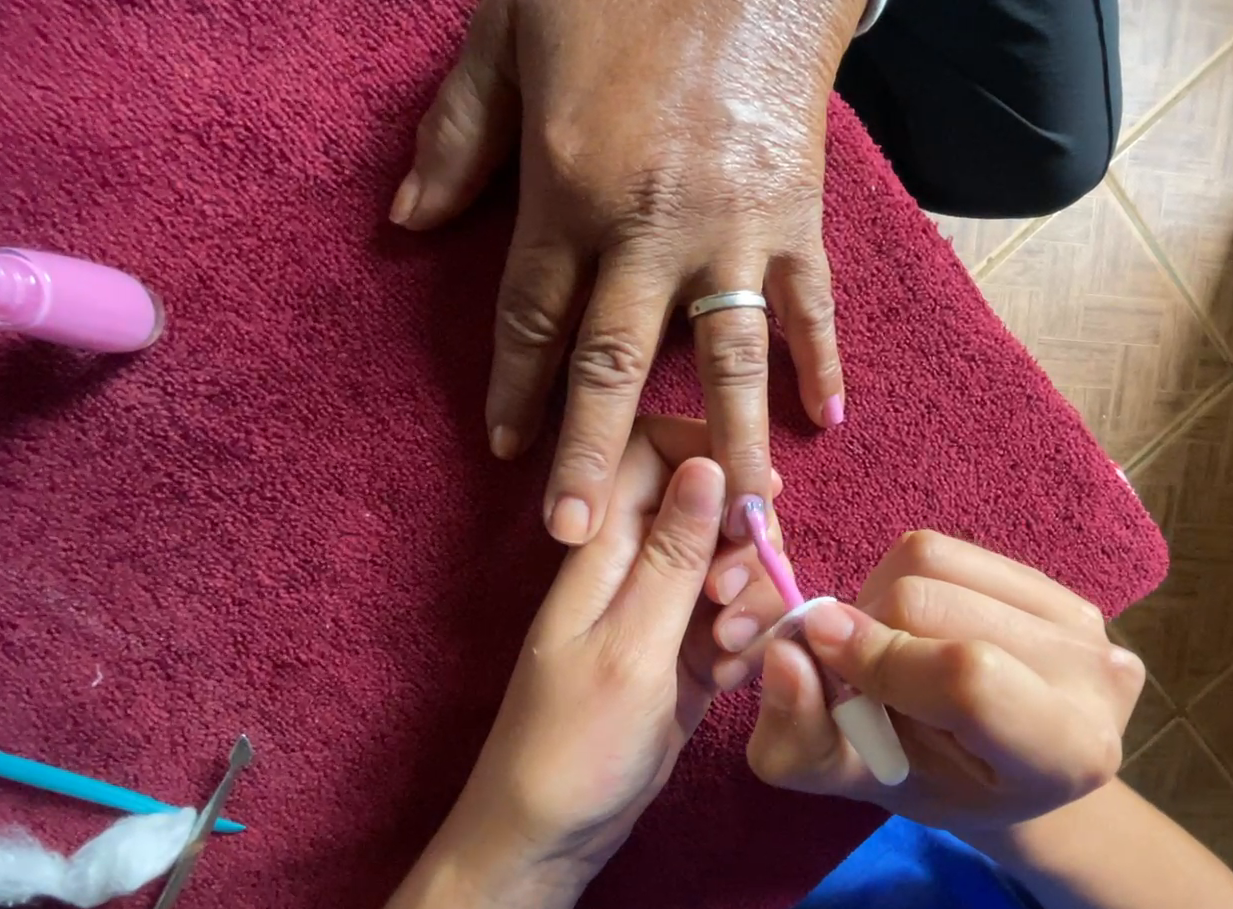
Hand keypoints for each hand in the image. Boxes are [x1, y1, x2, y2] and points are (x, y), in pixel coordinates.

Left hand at [391, 0, 860, 545]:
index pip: (531, 317)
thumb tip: (406, 220)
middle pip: (614, 365)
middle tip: (580, 534)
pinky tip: (826, 417)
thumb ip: (457, 134)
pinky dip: (821, 360)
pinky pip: (811, 303)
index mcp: (569, 186)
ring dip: (726, 441)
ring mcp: (732, 229)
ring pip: (724, 357)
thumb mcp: (506, 28)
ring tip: (735, 517)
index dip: (514, 390)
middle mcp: (649, 228)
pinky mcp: (797, 217)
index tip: (506, 455)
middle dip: (594, 456)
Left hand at [451, 419, 785, 874]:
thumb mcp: (633, 645)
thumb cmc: (577, 742)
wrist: (553, 835)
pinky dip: (742, 642)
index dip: (710, 457)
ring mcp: (661, 611)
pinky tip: (727, 682)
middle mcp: (634, 567)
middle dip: (740, 543)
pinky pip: (732, 618)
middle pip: (708, 508)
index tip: (757, 496)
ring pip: (729, 565)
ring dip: (747, 601)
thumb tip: (709, 465)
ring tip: (727, 655)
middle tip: (731, 600)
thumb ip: (674, 555)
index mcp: (603, 547)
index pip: (652, 453)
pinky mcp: (684, 651)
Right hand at [720, 531, 1142, 834]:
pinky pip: (947, 548)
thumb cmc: (935, 785)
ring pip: (934, 562)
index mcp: (1064, 754)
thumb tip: (786, 650)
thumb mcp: (858, 783)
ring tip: (896, 649)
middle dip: (868, 631)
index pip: (969, 678)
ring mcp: (1087, 621)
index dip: (883, 657)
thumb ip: (804, 738)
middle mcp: (1096, 677)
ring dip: (881, 599)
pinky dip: (905, 578)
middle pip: (934, 604)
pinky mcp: (1059, 582)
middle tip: (864, 675)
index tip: (819, 650)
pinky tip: (922, 624)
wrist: (1006, 766)